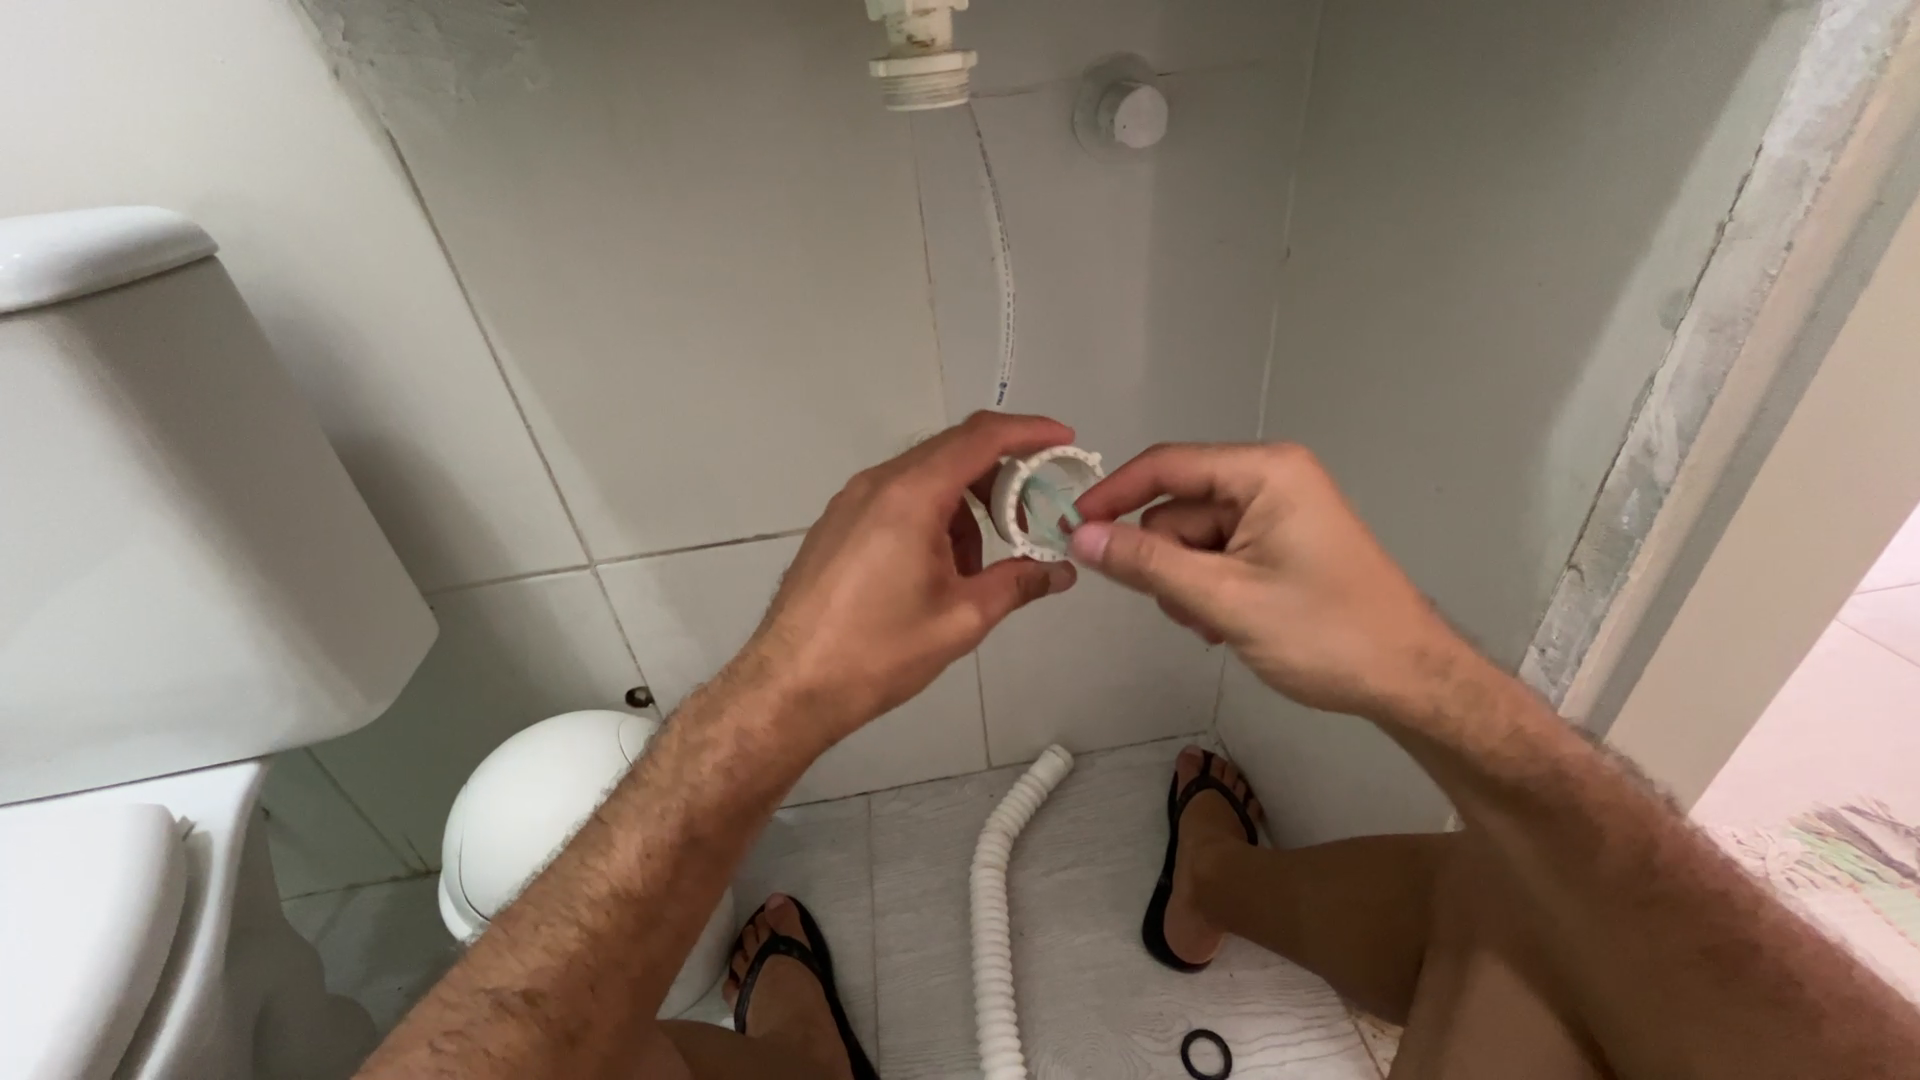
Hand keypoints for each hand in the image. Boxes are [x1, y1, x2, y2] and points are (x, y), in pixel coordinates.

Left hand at [740, 411, 1077, 741]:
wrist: (791, 684)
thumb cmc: (879, 651)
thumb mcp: (962, 619)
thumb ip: (1018, 584)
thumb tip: (1060, 571)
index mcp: (911, 495)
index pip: (981, 438)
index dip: (1029, 432)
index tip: (1064, 440)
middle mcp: (878, 483)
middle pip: (953, 452)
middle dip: (1000, 478)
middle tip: (1031, 518)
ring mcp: (851, 501)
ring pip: (925, 478)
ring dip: (965, 506)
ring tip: (979, 564)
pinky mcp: (837, 523)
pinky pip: (897, 498)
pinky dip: (932, 516)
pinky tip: (936, 568)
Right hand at [1069, 442, 1476, 719]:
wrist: (1410, 680)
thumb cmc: (1323, 632)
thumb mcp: (1223, 598)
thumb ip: (1147, 564)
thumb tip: (1080, 536)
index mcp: (1264, 473)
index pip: (1167, 466)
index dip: (1113, 495)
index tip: (1071, 530)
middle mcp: (1269, 480)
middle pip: (1177, 508)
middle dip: (1165, 560)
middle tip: (1181, 608)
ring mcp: (1276, 513)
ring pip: (1191, 538)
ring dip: (1185, 582)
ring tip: (1213, 623)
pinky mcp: (1279, 543)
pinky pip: (1215, 554)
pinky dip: (1206, 587)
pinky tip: (1225, 622)